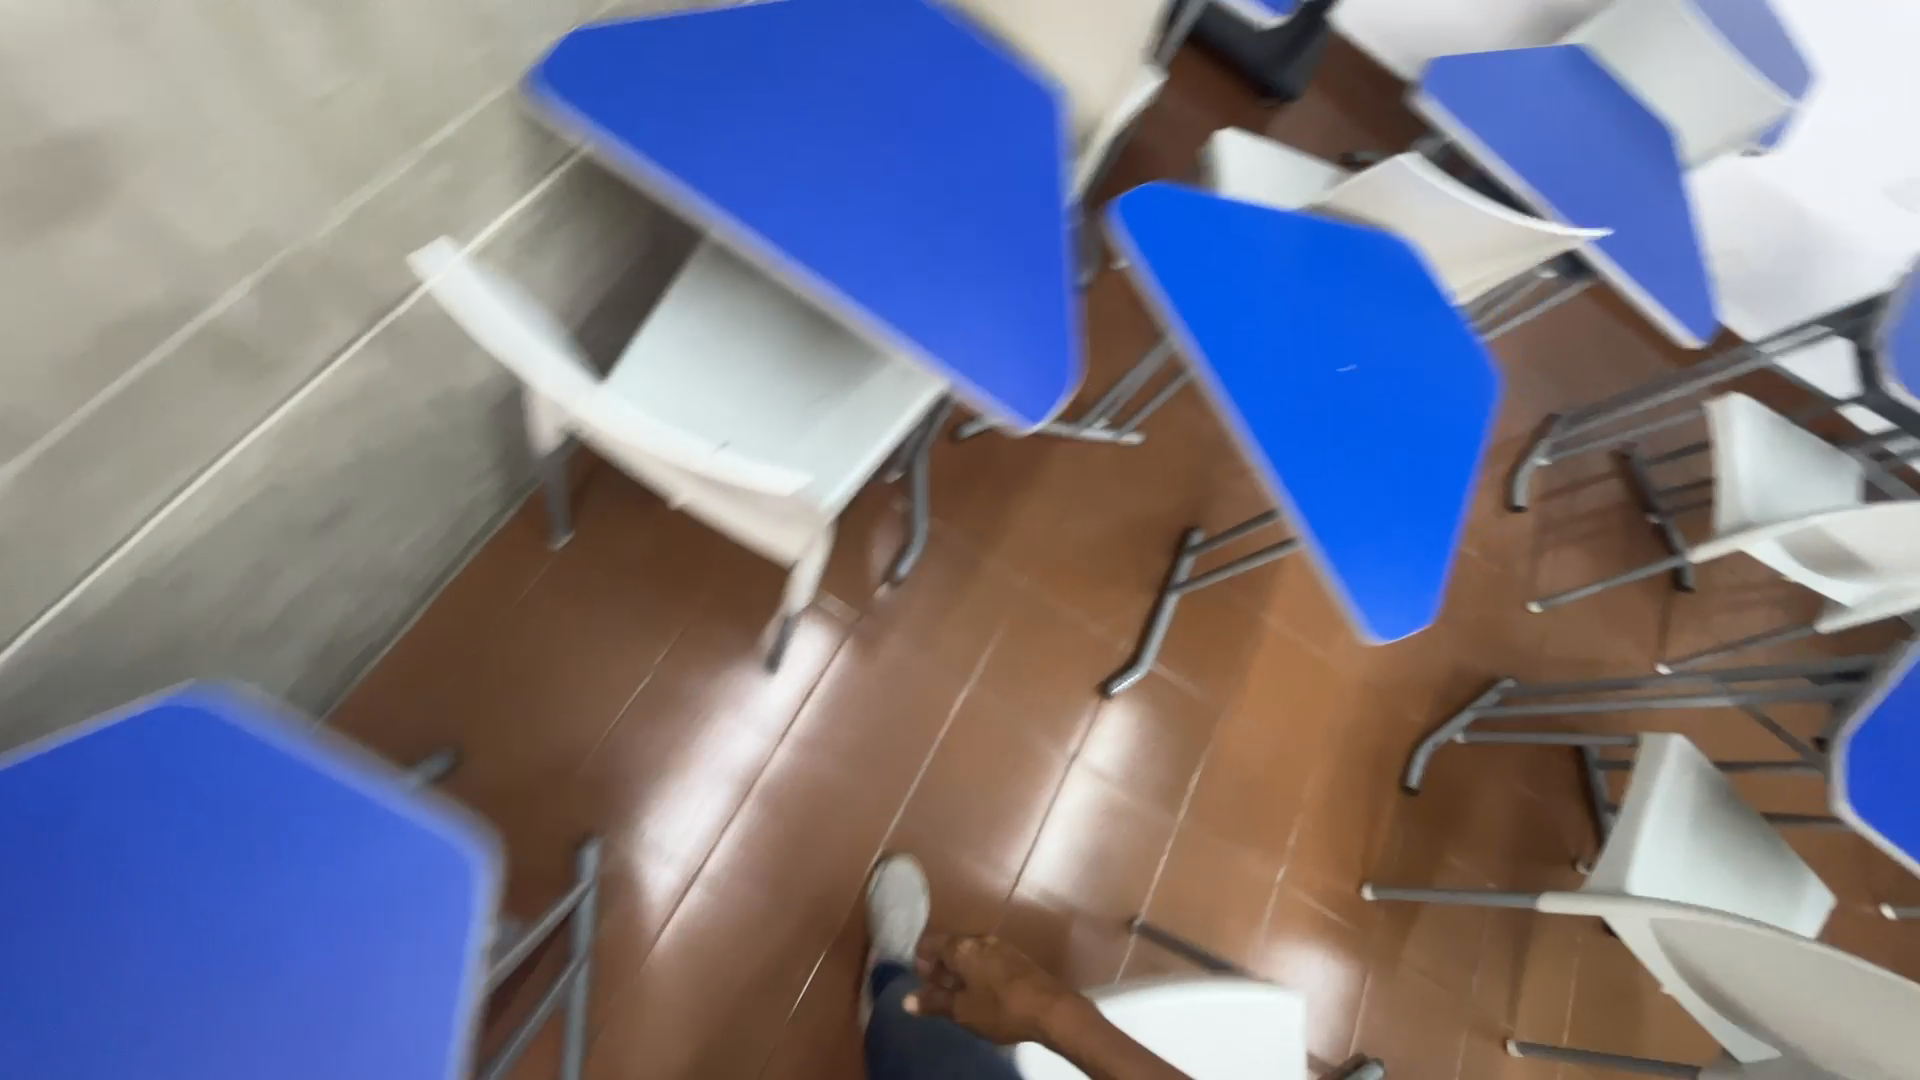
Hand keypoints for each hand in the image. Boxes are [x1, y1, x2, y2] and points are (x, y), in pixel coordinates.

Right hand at [904, 934, 1086, 1044]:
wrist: (1050, 1008)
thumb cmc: (999, 1008)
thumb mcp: (962, 1010)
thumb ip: (934, 1002)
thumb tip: (906, 1000)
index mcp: (962, 947)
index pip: (933, 943)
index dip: (922, 958)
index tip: (918, 976)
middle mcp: (979, 939)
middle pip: (952, 946)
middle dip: (940, 964)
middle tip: (934, 987)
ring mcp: (1000, 946)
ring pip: (970, 952)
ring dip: (959, 968)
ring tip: (955, 991)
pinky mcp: (1015, 957)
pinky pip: (986, 958)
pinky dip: (976, 970)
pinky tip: (979, 989)